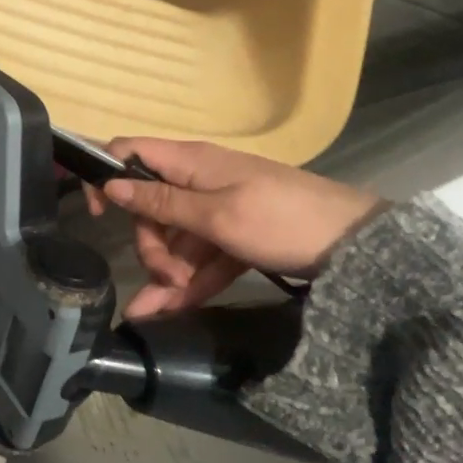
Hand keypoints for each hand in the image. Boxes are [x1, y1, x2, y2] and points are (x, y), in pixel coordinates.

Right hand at [84, 138, 384, 318]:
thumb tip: (109, 184)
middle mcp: (199, 180)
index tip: (98, 212)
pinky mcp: (238, 236)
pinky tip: (171, 310)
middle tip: (164, 276)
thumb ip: (159, 201)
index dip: (104, 176)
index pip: (128, 152)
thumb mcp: (215, 215)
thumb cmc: (282, 221)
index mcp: (190, 162)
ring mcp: (220, 209)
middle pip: (149, 206)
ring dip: (167, 271)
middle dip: (149, 244)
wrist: (364, 250)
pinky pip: (201, 256)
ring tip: (167, 305)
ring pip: (174, 237)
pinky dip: (189, 280)